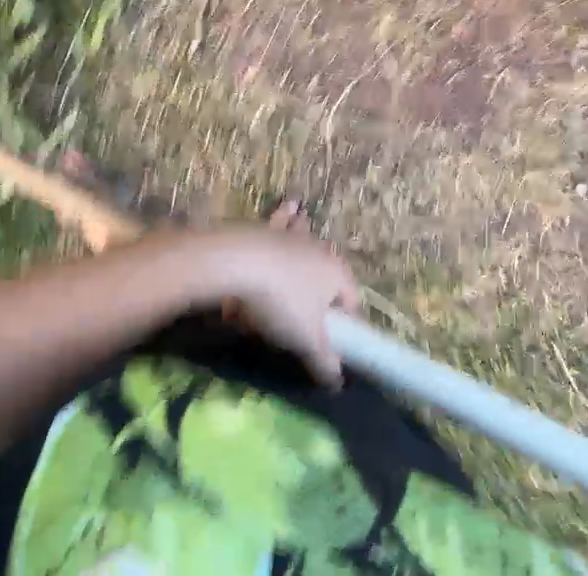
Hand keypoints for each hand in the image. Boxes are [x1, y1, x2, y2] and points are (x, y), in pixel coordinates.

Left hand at [201, 229, 360, 387]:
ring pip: (307, 241)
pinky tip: (292, 204)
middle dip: (320, 293)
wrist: (236, 261)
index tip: (329, 344)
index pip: (351, 301)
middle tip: (302, 319)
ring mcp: (293, 235)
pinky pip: (282, 221)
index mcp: (337, 274)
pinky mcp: (267, 226)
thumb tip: (338, 382)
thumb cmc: (280, 302)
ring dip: (305, 252)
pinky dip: (287, 214)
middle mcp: (319, 250)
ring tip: (302, 258)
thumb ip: (325, 361)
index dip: (344, 324)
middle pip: (326, 274)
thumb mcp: (306, 340)